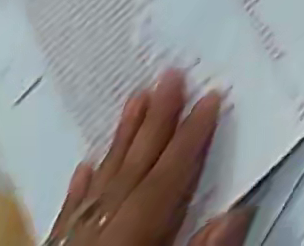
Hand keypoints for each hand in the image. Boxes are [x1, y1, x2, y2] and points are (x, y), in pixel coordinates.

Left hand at [47, 70, 252, 245]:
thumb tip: (237, 211)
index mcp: (131, 241)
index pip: (166, 179)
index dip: (191, 137)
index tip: (211, 96)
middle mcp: (99, 235)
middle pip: (132, 169)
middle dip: (156, 121)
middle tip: (171, 73)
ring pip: (100, 182)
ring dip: (121, 140)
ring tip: (136, 98)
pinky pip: (66, 216)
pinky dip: (79, 187)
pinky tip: (86, 164)